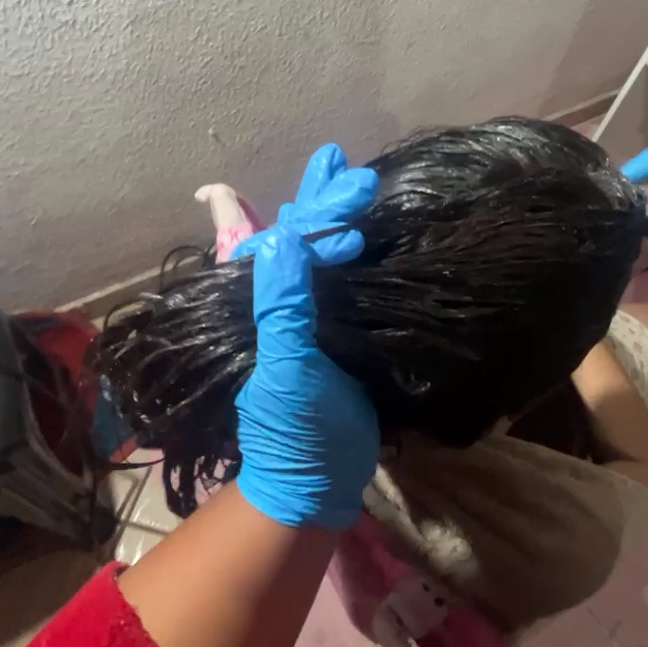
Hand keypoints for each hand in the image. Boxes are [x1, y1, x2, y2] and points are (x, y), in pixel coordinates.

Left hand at [233, 144, 380, 529]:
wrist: (321, 481)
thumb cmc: (293, 428)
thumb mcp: (286, 368)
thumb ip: (283, 307)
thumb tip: (283, 236)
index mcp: (268, 306)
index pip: (285, 243)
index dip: (312, 209)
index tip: (339, 175)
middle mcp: (290, 306)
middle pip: (305, 241)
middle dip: (325, 201)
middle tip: (345, 165)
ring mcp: (319, 321)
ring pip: (329, 260)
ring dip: (342, 221)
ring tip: (358, 185)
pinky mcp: (348, 338)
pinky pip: (355, 288)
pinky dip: (366, 260)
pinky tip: (379, 239)